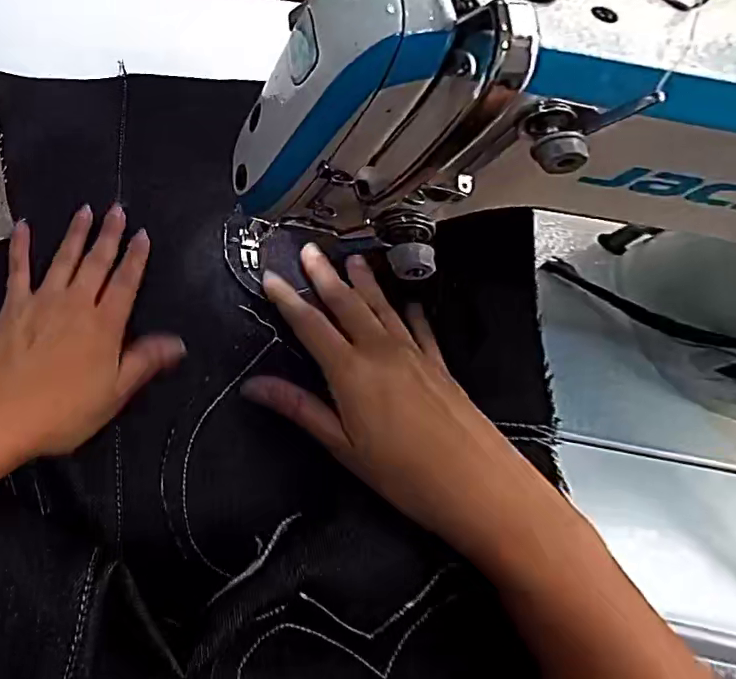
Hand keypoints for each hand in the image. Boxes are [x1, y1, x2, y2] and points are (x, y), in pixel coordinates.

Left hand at [0, 205, 185, 461]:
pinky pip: (18, 269)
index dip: (136, 258)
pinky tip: (22, 225)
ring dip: (76, 233)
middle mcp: (77, 303)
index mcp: (105, 324)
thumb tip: (178, 343)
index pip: (125, 283)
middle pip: (98, 262)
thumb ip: (144, 361)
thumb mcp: (114, 392)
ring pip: (64, 258)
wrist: (2, 410)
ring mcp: (44, 299)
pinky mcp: (14, 304)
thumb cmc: (64, 409)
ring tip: (85, 210)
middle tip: (117, 210)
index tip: (142, 234)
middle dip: (110, 235)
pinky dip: (20, 246)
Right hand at [243, 245, 544, 560]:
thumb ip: (299, 408)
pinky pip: (419, 328)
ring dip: (363, 281)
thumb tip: (254, 386)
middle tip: (309, 250)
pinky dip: (410, 311)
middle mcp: (380, 351)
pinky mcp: (439, 364)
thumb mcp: (343, 447)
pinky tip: (408, 302)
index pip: (310, 324)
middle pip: (345, 303)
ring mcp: (412, 353)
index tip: (271, 276)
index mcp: (350, 371)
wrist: (480, 485)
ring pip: (381, 306)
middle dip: (323, 274)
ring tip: (352, 259)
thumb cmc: (406, 475)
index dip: (287, 298)